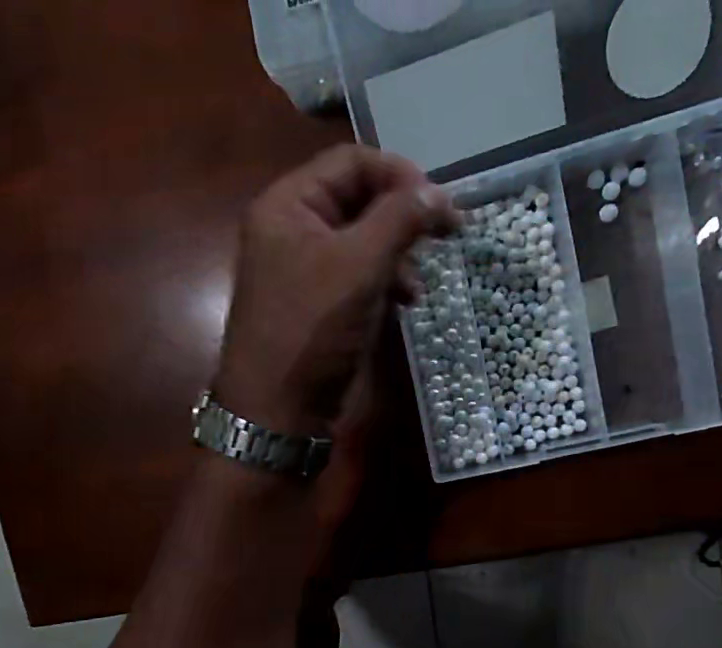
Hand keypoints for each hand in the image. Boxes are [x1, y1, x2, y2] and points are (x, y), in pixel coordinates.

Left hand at [213, 145, 458, 433]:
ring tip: (417, 282)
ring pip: (363, 240)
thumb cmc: (311, 330)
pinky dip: (385, 283)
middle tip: (443, 235)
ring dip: (397, 254)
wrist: (278, 410)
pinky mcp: (319, 304)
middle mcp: (292, 229)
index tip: (440, 203)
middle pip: (359, 199)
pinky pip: (358, 277)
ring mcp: (305, 269)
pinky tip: (405, 301)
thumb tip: (437, 193)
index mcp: (288, 205)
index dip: (400, 174)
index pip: (351, 162)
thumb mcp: (357, 266)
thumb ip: (399, 219)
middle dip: (402, 217)